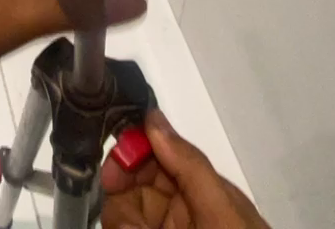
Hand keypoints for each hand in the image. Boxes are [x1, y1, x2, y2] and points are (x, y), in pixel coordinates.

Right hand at [100, 111, 270, 228]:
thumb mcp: (222, 215)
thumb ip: (189, 166)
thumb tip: (153, 116)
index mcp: (201, 193)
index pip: (153, 156)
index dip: (129, 157)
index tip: (112, 175)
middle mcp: (180, 215)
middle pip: (129, 190)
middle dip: (120, 203)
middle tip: (128, 227)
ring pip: (123, 217)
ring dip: (122, 224)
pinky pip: (126, 228)